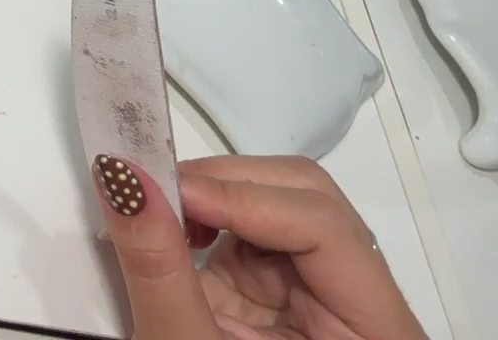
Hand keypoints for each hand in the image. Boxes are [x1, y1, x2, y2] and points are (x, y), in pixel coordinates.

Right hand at [95, 153, 427, 338]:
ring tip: (158, 214)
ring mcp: (323, 293)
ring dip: (208, 191)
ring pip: (279, 197)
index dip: (239, 198)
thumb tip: (121, 174)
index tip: (161, 191)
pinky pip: (246, 220)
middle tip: (156, 194)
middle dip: (223, 182)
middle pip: (310, 198)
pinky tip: (171, 229)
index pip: (324, 229)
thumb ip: (157, 265)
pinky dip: (200, 208)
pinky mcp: (279, 286)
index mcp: (377, 337)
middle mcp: (366, 307)